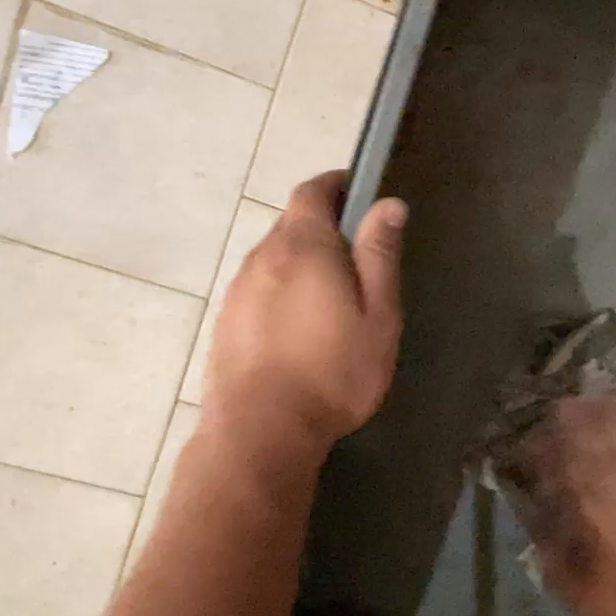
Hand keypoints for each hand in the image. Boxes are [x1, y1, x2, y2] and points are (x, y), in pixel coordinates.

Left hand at [204, 171, 405, 447]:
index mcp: (303, 246)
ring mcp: (238, 289)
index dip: (335, 184)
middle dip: (323, 226)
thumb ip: (380, 256)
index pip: (312, 191)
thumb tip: (389, 204)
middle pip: (291, 223)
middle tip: (357, 257)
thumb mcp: (376, 316)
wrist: (261, 431)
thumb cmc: (333, 373)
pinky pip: (259, 288)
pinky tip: (300, 327)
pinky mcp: (226, 320)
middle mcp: (262, 257)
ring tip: (331, 298)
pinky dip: (282, 290)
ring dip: (301, 261)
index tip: (358, 191)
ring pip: (274, 258)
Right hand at [531, 392, 615, 615]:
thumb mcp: (582, 597)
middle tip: (572, 398)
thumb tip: (536, 523)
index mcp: (596, 520)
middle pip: (602, 447)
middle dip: (585, 420)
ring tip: (611, 393)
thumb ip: (556, 557)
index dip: (551, 450)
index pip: (567, 473)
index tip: (538, 433)